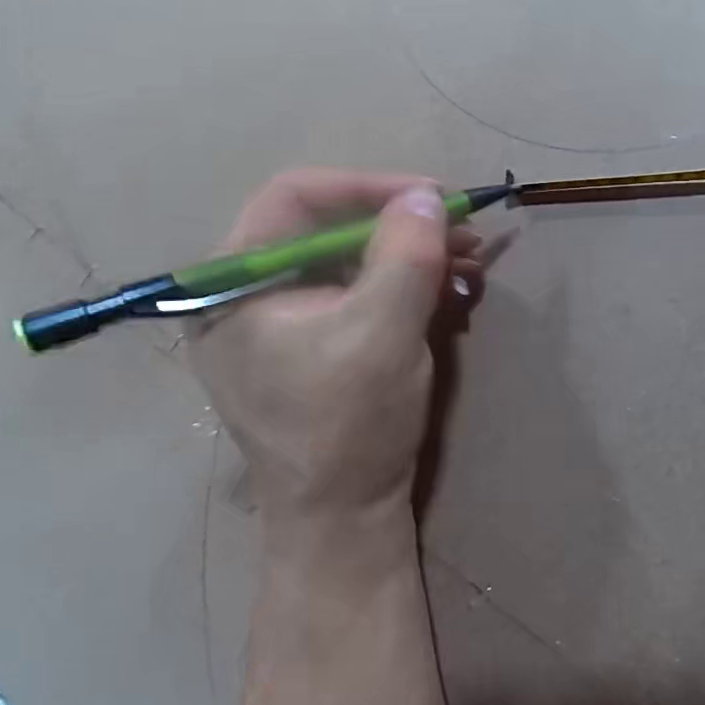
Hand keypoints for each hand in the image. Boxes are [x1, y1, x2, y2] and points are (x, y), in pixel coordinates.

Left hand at [188, 169, 481, 517]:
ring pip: (349, 260)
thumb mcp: (384, 333)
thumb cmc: (350, 426)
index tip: (433, 198)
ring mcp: (278, 320)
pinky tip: (448, 293)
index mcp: (235, 283)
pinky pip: (357, 292)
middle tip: (464, 234)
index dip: (368, 186)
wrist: (344, 519)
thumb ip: (406, 255)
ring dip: (413, 256)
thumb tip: (427, 195)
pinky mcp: (311, 342)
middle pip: (327, 227)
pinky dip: (404, 286)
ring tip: (470, 264)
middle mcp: (247, 293)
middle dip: (402, 226)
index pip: (295, 197)